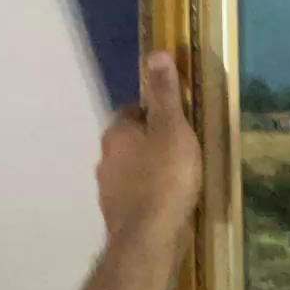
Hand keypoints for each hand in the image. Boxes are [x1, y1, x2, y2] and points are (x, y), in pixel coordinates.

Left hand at [97, 53, 202, 244]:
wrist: (149, 237)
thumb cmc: (165, 176)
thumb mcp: (173, 127)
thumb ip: (165, 93)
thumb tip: (155, 52)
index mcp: (117, 133)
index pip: (130, 111)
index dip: (154, 111)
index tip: (177, 119)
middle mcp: (105, 158)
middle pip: (130, 140)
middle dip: (151, 140)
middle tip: (183, 145)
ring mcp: (108, 189)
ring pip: (131, 168)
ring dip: (150, 168)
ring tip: (181, 174)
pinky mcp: (118, 214)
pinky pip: (135, 194)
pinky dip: (149, 192)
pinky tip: (170, 199)